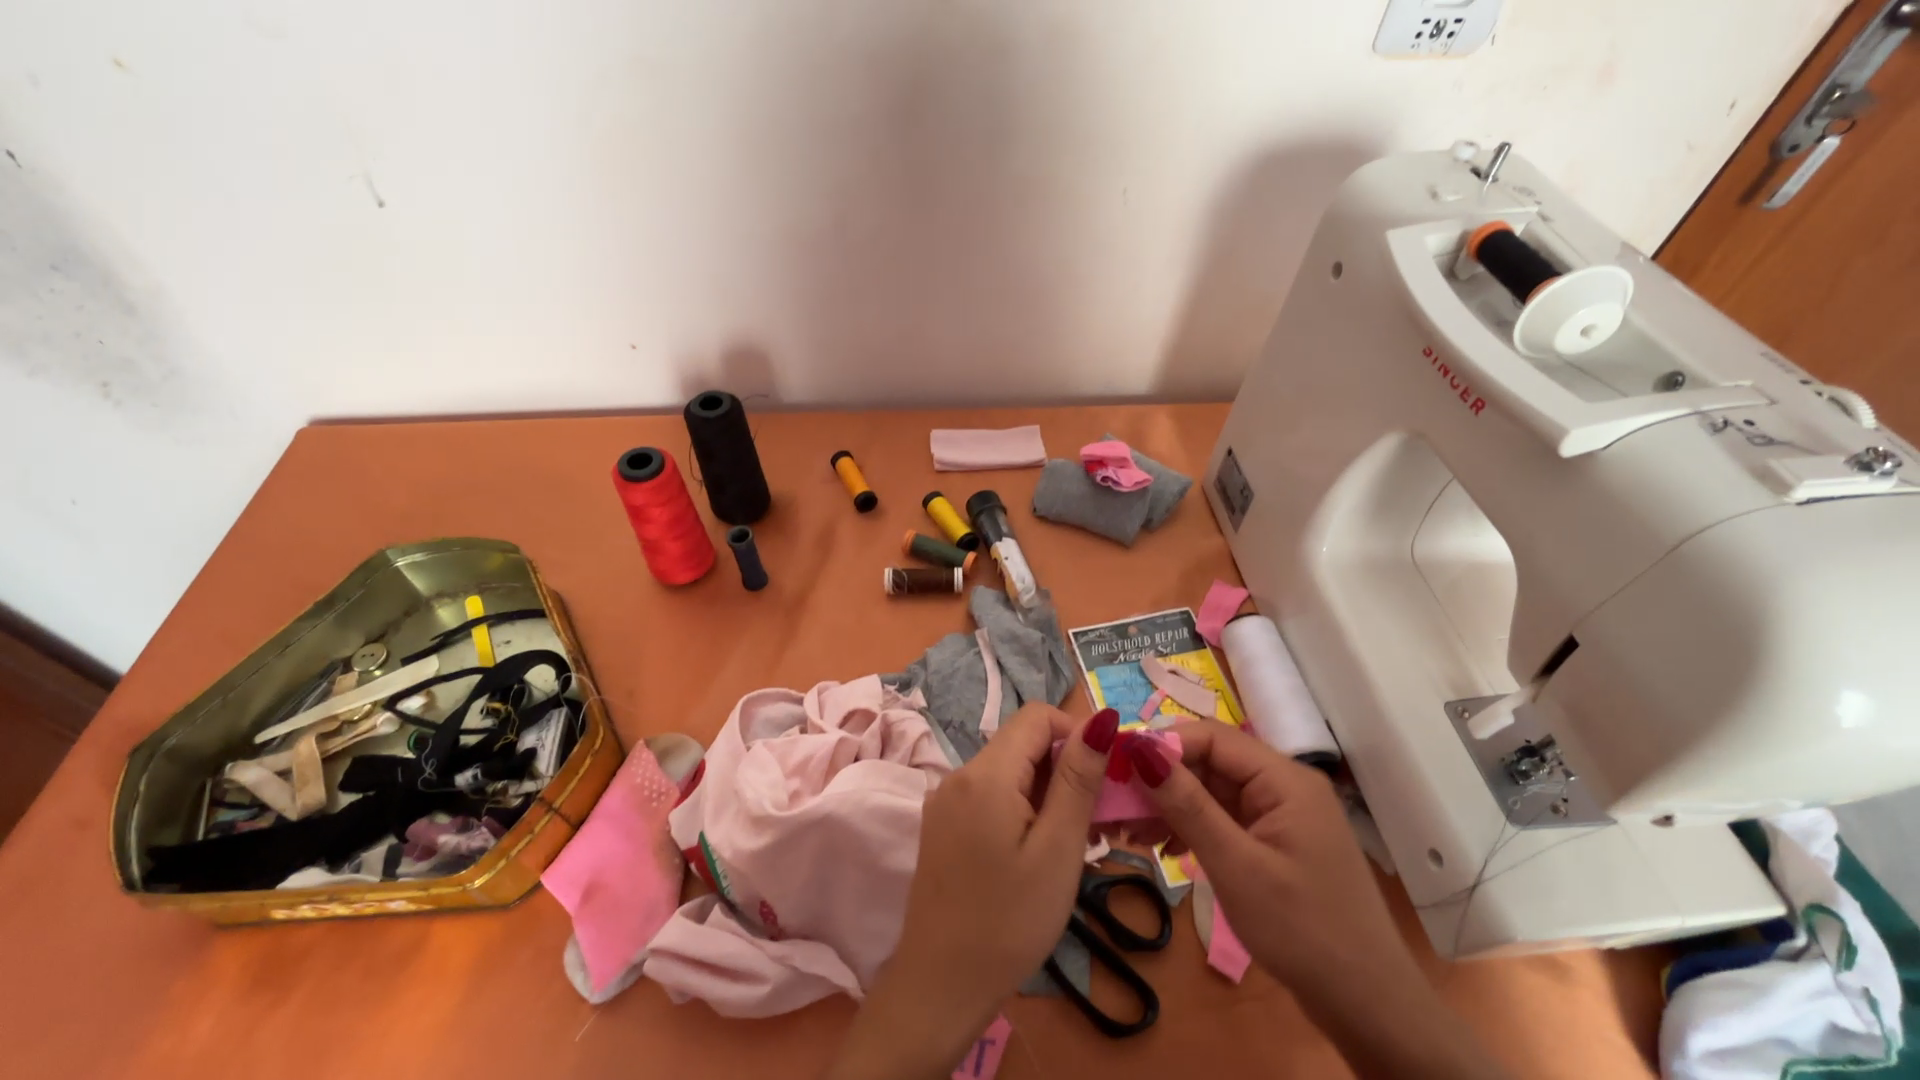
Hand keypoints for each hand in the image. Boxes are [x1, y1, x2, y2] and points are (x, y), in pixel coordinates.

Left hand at [826, 704, 1119, 1079]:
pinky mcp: (942, 828)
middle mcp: (957, 776)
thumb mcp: (1058, 849)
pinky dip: (1022, 810)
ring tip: (1073, 844)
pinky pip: (990, 798)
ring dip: (1047, 792)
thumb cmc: (1010, 920)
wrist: (941, 985)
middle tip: (1097, 821)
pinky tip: (1040, 854)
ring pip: (1008, 772)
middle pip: (1021, 744)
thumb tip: (1102, 718)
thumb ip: (1078, 778)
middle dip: (1065, 767)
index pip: (1037, 716)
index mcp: (984, 773)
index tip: (1107, 778)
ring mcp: (944, 803)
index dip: (1077, 733)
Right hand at [1126, 723, 1509, 1079]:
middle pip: (1211, 763)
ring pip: (1213, 793)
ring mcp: (1280, 818)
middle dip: (1160, 780)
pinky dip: (1191, 829)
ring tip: (1128, 833)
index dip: (1162, 744)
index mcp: (1284, 780)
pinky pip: (1225, 820)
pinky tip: (1161, 848)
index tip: (1114, 765)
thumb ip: (1187, 805)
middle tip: (1113, 807)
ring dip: (1170, 806)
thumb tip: (1140, 748)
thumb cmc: (1302, 929)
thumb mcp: (1235, 865)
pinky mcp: (1275, 845)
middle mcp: (1284, 787)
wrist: (1366, 1001)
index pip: (1212, 737)